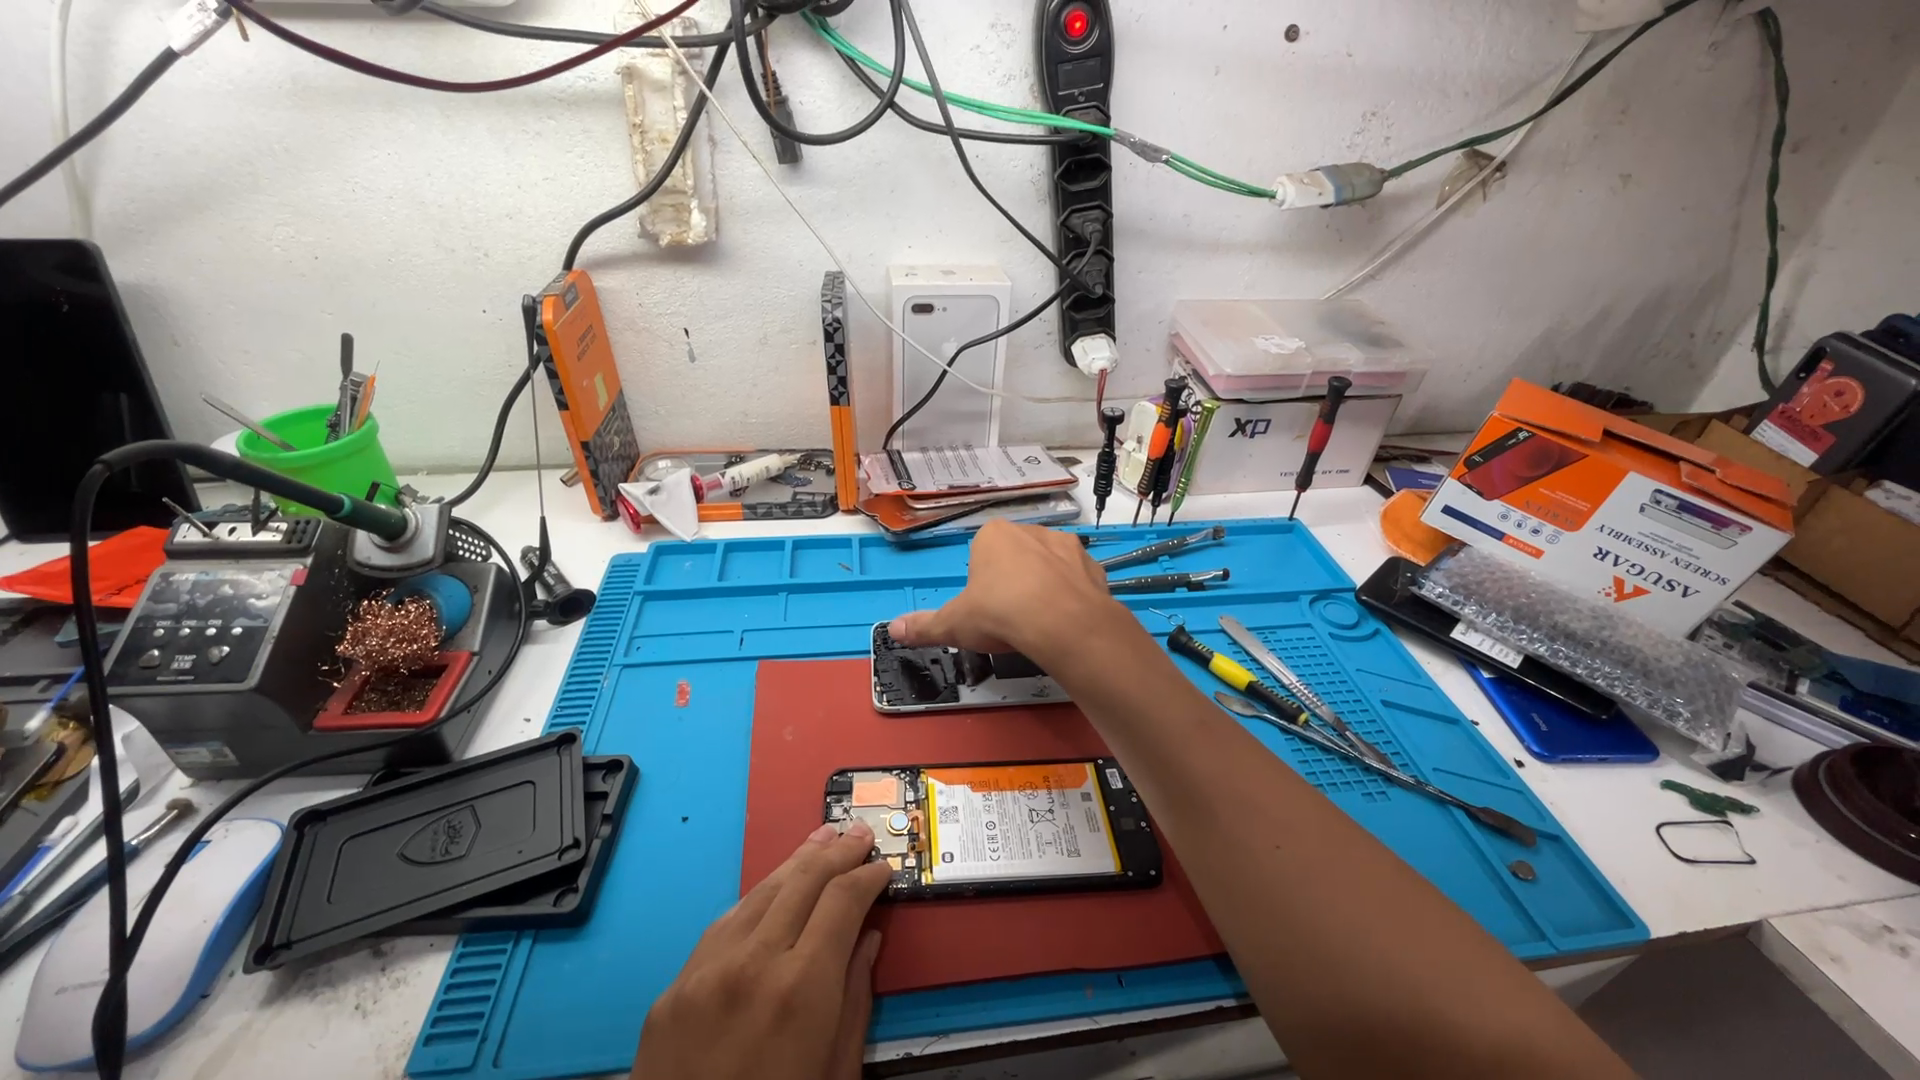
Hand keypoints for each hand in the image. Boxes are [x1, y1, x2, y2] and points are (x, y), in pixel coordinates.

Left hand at [633, 821, 889, 1079]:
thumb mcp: (838, 1072)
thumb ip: (856, 999)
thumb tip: (868, 940)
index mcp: (803, 987)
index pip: (843, 901)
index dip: (868, 877)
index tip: (884, 867)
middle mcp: (753, 962)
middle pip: (802, 881)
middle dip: (836, 852)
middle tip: (858, 833)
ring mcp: (706, 970)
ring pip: (760, 892)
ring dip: (796, 861)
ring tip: (822, 839)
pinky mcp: (674, 987)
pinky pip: (722, 925)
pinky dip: (756, 899)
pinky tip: (771, 890)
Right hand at [888, 520, 1115, 657]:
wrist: (1063, 624)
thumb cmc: (1001, 614)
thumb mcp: (954, 624)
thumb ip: (925, 626)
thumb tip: (894, 629)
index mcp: (993, 535)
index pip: (981, 554)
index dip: (981, 584)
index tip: (984, 610)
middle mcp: (1031, 531)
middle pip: (1016, 557)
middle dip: (1012, 583)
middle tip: (1009, 619)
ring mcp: (1067, 546)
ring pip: (1049, 567)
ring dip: (1044, 587)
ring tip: (1038, 623)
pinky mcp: (1094, 567)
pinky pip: (1077, 581)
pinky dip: (1071, 598)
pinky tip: (1063, 622)